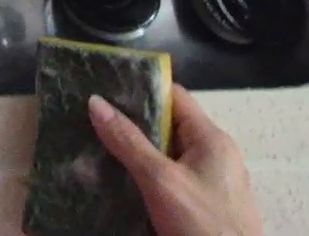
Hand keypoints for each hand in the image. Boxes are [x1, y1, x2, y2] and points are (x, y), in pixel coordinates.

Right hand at [87, 85, 263, 235]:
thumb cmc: (202, 227)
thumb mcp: (160, 181)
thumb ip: (128, 140)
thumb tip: (95, 100)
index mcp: (212, 140)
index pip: (174, 96)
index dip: (140, 88)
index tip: (104, 86)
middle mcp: (215, 157)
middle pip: (167, 126)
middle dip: (130, 123)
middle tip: (92, 118)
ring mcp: (211, 185)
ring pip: (165, 156)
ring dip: (134, 152)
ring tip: (96, 146)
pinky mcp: (204, 209)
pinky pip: (169, 181)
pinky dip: (145, 177)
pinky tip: (118, 181)